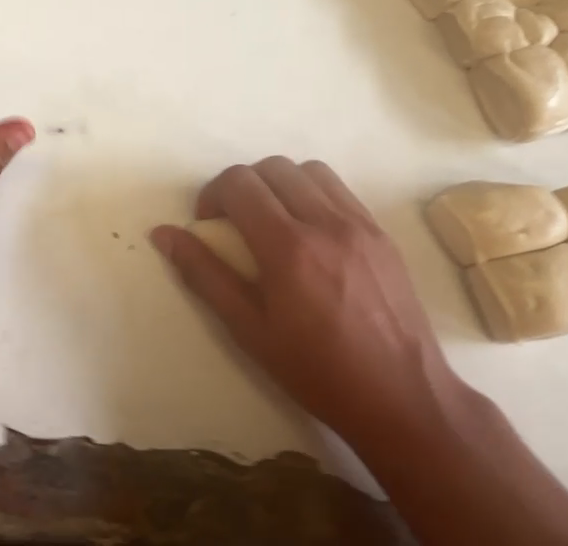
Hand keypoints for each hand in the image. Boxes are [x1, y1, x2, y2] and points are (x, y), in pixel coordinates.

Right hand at [151, 159, 453, 440]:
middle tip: (235, 223)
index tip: (209, 224)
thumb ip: (204, 275)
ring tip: (274, 221)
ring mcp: (360, 225)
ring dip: (280, 184)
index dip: (213, 194)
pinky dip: (314, 195)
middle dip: (243, 186)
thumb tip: (164, 234)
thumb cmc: (317, 371)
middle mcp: (325, 223)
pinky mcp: (382, 234)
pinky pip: (340, 190)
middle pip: (272, 168)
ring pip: (309, 171)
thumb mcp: (249, 330)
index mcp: (288, 247)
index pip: (239, 183)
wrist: (403, 398)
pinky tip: (310, 234)